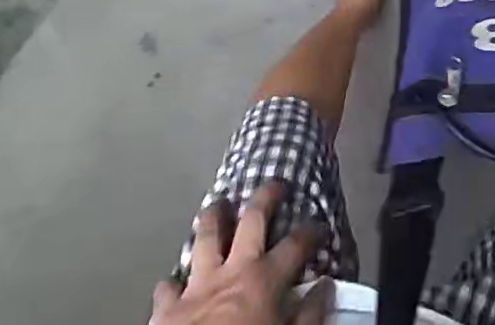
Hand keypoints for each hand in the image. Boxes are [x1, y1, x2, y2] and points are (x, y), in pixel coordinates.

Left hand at [150, 183, 333, 324]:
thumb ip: (309, 315)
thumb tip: (326, 286)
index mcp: (265, 280)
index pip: (295, 246)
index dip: (311, 233)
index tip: (319, 226)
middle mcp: (233, 271)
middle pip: (252, 220)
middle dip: (266, 197)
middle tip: (275, 184)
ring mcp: (198, 286)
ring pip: (205, 237)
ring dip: (213, 218)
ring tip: (217, 205)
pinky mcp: (168, 309)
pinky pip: (168, 288)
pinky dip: (172, 285)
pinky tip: (173, 283)